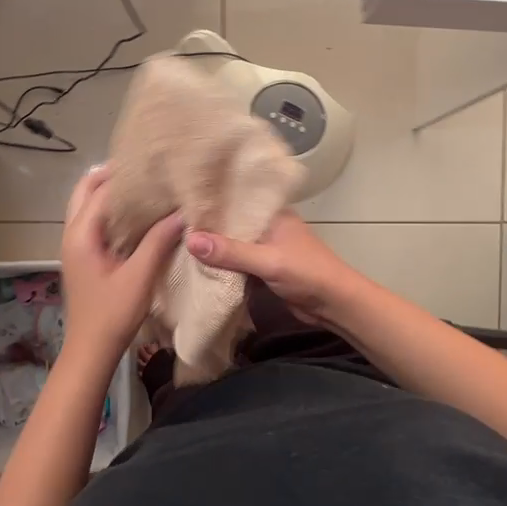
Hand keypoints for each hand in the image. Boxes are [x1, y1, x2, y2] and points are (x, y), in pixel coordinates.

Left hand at [59, 165, 183, 360]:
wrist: (91, 349)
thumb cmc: (113, 313)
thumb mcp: (139, 277)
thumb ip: (158, 242)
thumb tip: (181, 213)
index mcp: (81, 234)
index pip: (102, 191)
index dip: (127, 176)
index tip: (155, 166)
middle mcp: (72, 234)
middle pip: (85, 190)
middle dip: (111, 176)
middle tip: (145, 171)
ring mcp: (75, 246)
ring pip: (86, 205)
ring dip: (109, 193)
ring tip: (143, 188)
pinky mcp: (82, 257)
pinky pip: (93, 221)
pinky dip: (109, 210)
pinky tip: (136, 216)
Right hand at [185, 211, 368, 329]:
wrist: (334, 305)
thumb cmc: (307, 274)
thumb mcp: (268, 261)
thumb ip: (231, 252)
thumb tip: (190, 240)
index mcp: (272, 214)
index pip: (236, 200)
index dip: (210, 202)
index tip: (180, 202)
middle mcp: (267, 227)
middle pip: (231, 224)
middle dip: (207, 228)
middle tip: (171, 226)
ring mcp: (265, 249)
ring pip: (233, 245)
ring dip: (213, 249)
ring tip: (177, 244)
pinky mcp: (264, 269)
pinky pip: (238, 264)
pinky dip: (223, 267)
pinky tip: (198, 266)